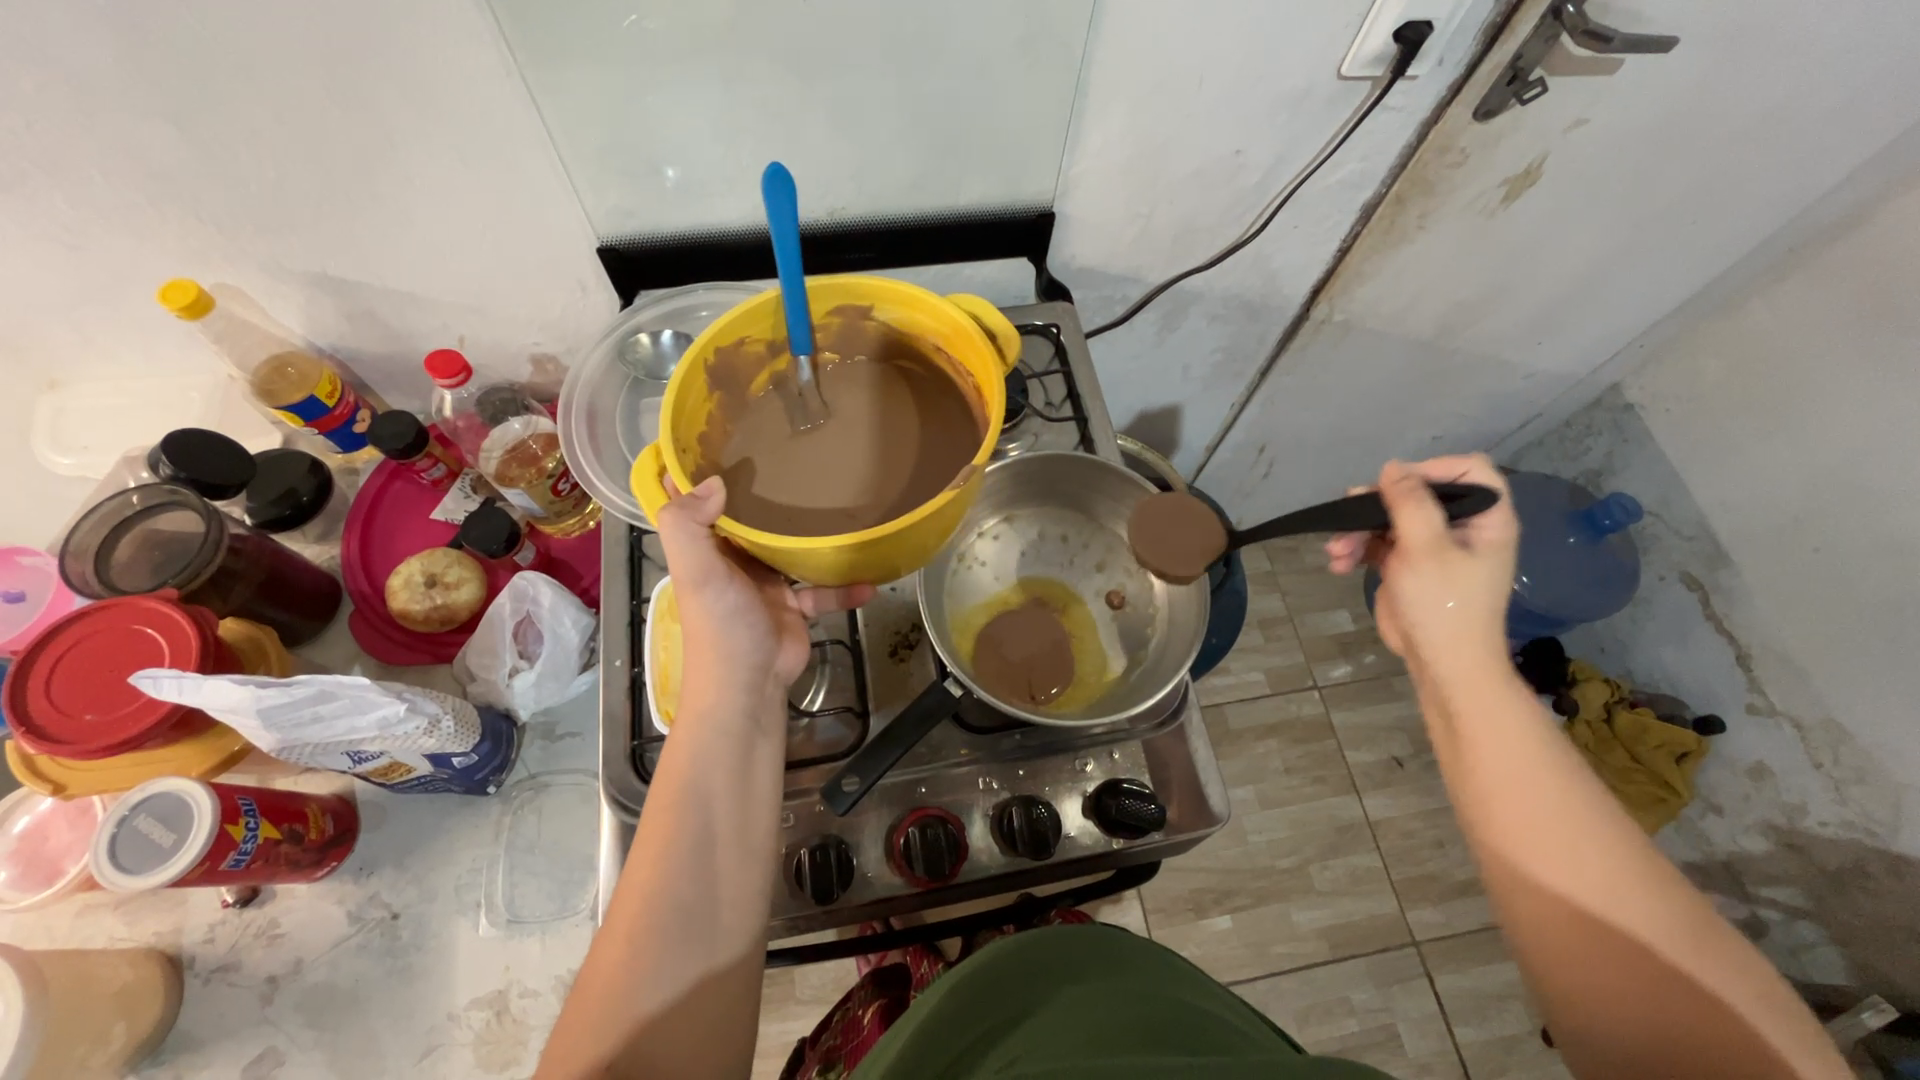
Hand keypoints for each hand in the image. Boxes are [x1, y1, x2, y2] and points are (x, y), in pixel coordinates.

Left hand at [654, 476, 873, 715]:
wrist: (748, 685)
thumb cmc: (720, 625)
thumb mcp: (697, 571)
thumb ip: (689, 525)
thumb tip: (716, 480)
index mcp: (705, 550)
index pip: (692, 503)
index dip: (697, 472)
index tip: (717, 435)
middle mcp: (732, 562)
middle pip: (745, 519)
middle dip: (761, 491)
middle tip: (791, 455)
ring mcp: (765, 584)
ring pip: (788, 549)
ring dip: (810, 534)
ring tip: (841, 503)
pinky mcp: (794, 607)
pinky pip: (822, 590)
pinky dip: (843, 587)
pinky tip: (869, 580)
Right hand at [1324, 455, 1517, 671]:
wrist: (1441, 664)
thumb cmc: (1444, 604)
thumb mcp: (1427, 548)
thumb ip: (1410, 503)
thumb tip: (1392, 467)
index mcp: (1485, 519)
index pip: (1468, 471)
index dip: (1432, 469)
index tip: (1395, 484)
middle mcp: (1461, 527)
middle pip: (1417, 494)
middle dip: (1377, 505)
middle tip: (1349, 512)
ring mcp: (1432, 547)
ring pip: (1389, 518)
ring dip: (1357, 530)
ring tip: (1335, 550)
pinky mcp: (1406, 565)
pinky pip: (1377, 543)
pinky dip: (1356, 549)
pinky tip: (1338, 563)